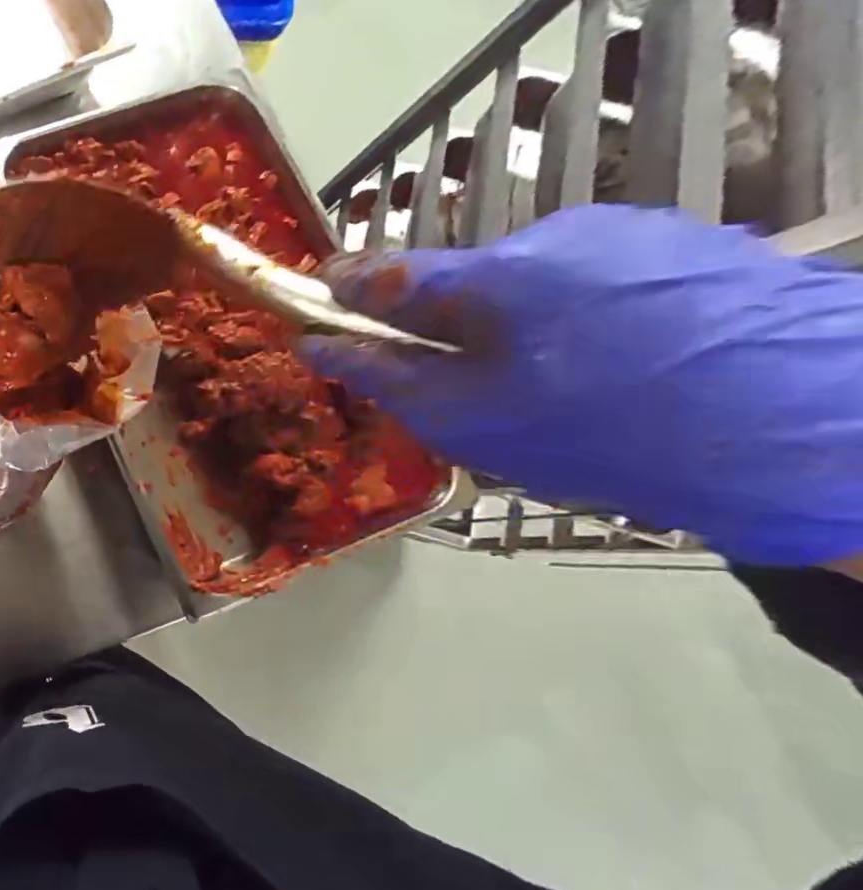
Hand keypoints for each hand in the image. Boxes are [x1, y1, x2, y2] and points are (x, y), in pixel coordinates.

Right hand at [297, 205, 862, 566]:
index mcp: (495, 273)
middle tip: (443, 390)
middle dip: (435, 327)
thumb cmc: (597, 428)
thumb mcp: (463, 416)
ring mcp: (631, 237)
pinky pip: (587, 287)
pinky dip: (565, 325)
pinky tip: (598, 375)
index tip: (307, 302)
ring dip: (504, 330)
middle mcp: (558, 236)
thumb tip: (315, 343)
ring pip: (525, 286)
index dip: (337, 289)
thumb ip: (382, 374)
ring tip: (536, 394)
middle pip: (460, 282)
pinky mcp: (688, 253)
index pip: (386, 271)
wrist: (807, 429)